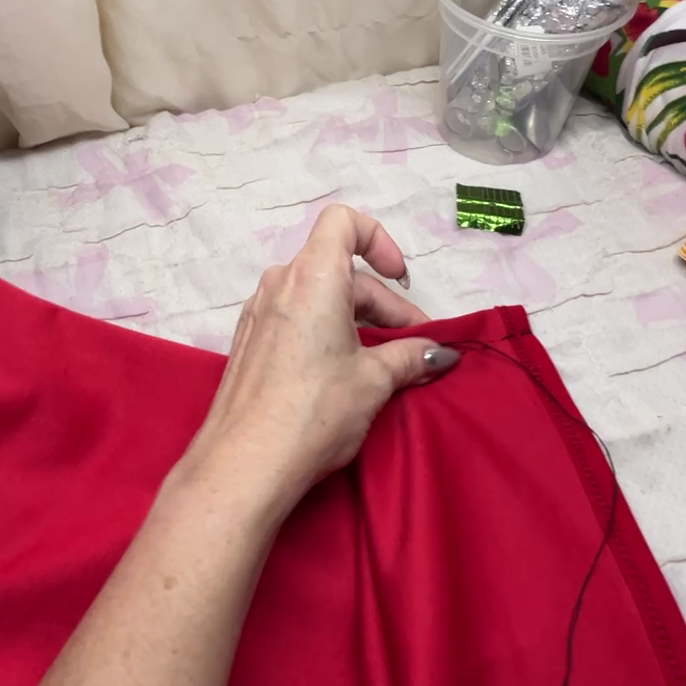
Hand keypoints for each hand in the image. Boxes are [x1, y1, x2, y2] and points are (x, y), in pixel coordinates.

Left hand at [189, 205, 459, 499]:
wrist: (244, 463)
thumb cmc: (314, 410)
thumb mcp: (374, 380)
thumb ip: (411, 357)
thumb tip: (441, 354)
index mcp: (312, 277)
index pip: (343, 222)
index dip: (379, 240)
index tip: (401, 280)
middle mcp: (280, 284)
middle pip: (340, 270)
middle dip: (383, 304)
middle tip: (416, 348)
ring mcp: (260, 312)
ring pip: (319, 296)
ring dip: (357, 320)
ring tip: (386, 363)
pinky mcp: (251, 340)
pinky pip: (297, 318)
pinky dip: (328, 331)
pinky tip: (346, 371)